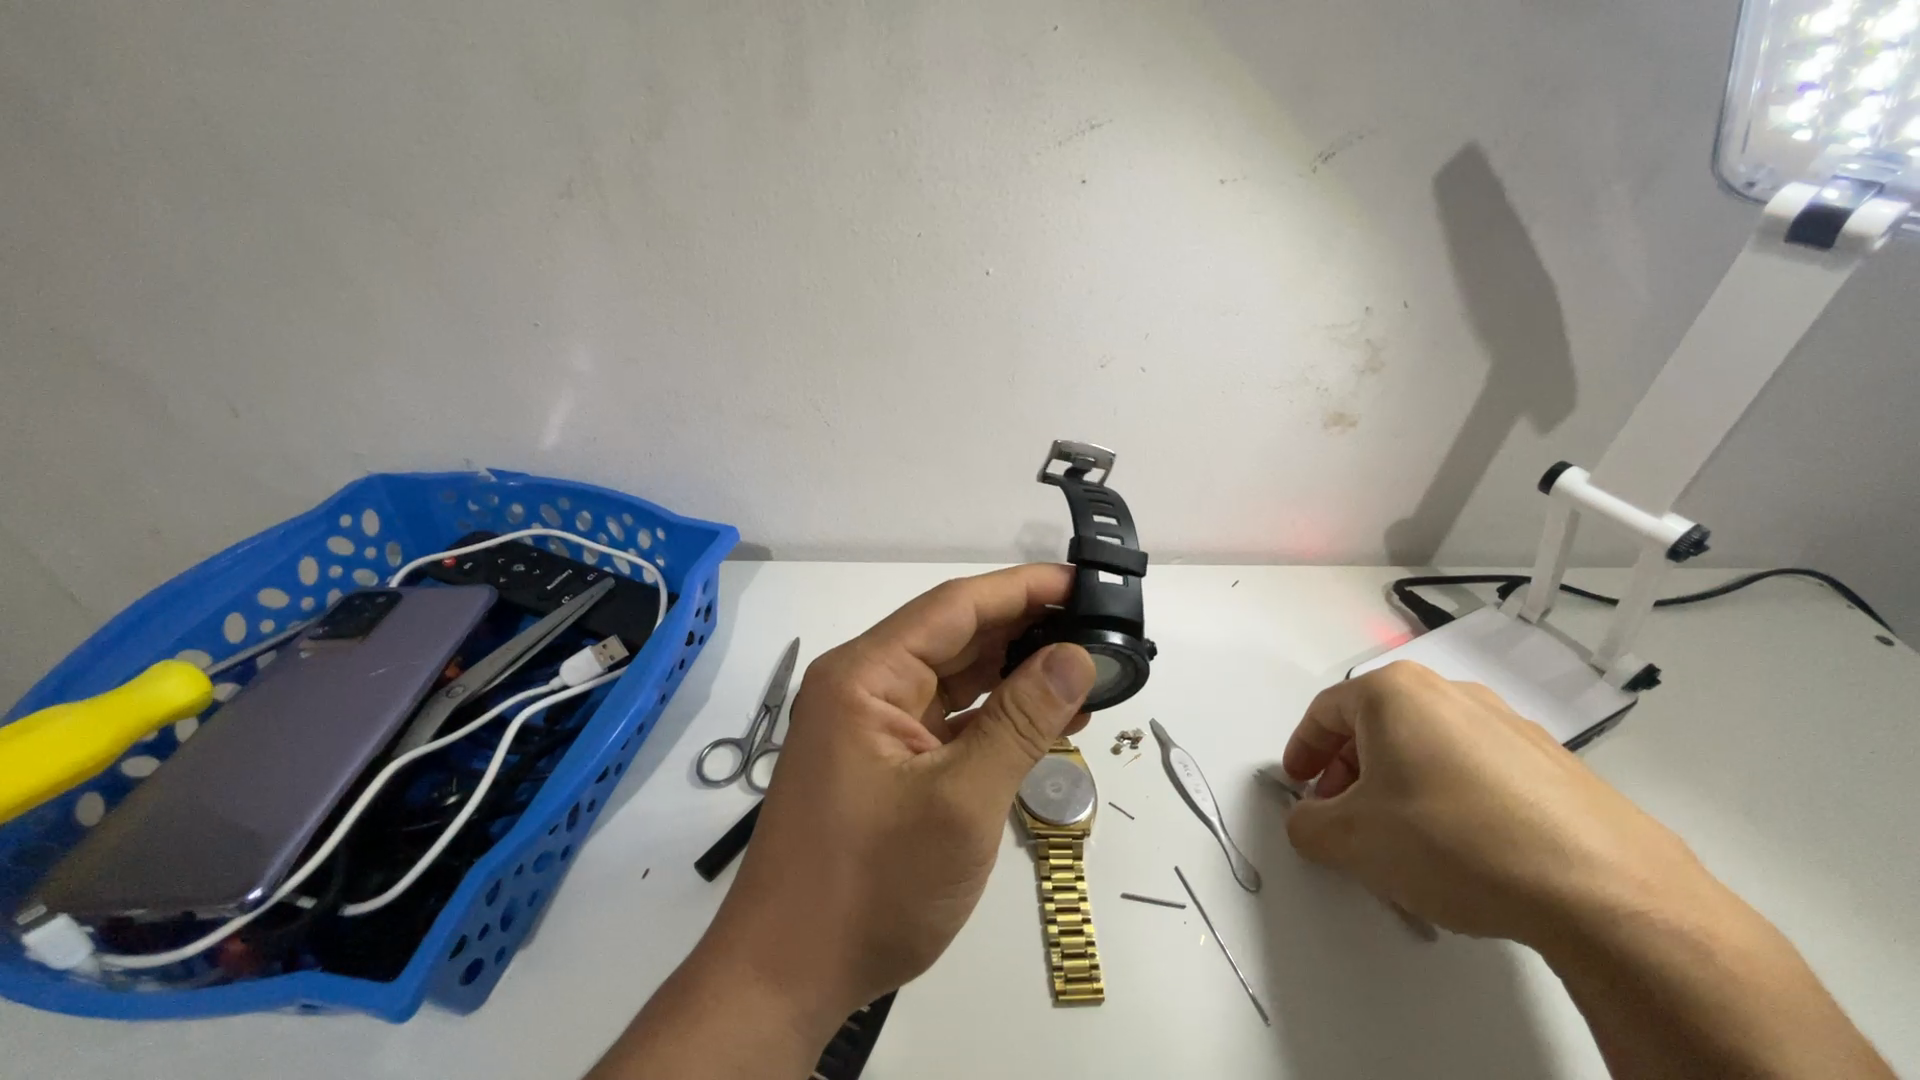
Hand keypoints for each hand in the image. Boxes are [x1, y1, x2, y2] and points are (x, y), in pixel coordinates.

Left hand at [700, 565, 1095, 1024]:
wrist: (790, 976)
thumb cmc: (871, 887)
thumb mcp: (960, 801)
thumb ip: (1021, 721)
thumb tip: (1076, 654)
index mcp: (865, 676)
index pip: (954, 607)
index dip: (1023, 589)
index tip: (1085, 583)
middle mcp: (864, 687)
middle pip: (955, 638)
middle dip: (1026, 630)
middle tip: (1101, 627)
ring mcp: (872, 728)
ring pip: (955, 680)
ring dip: (1016, 675)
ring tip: (1089, 670)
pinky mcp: (884, 765)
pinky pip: (948, 722)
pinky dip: (996, 719)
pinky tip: (1049, 718)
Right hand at [1281, 661, 1713, 948]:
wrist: (1600, 887)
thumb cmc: (1453, 841)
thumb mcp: (1351, 841)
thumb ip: (1307, 825)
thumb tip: (1311, 820)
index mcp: (1396, 692)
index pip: (1325, 711)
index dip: (1301, 751)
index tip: (1297, 787)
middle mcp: (1452, 694)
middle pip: (1377, 725)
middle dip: (1349, 771)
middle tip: (1342, 817)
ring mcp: (1510, 725)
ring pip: (1428, 747)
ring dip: (1399, 786)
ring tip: (1401, 841)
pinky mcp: (1553, 763)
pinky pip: (1476, 771)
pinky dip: (1450, 798)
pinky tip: (1460, 851)